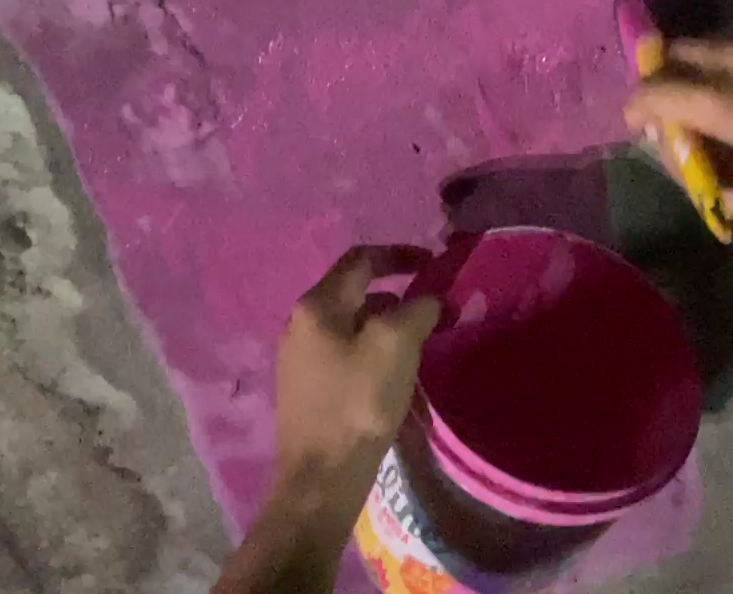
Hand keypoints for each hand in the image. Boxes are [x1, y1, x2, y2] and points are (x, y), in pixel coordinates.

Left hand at [275, 246, 440, 473]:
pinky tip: (394, 370)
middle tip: (432, 307)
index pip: (362, 259)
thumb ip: (419, 307)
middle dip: (398, 292)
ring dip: (388, 322)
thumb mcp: (398, 342)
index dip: (400, 254)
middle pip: (356, 290)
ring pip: (353, 322)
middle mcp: (300, 324)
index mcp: (317, 305)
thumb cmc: (359, 401)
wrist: (321, 480)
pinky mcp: (306, 388)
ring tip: (420, 340)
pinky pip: (345, 350)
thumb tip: (429, 300)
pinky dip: (374, 347)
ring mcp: (299, 358)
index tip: (433, 264)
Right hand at [624, 38, 732, 238]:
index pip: (652, 89)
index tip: (639, 122)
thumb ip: (684, 165)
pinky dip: (732, 52)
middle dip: (663, 79)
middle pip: (674, 52)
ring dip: (697, 63)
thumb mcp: (730, 194)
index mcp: (719, 101)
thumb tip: (660, 139)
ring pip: (708, 40)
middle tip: (673, 105)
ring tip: (710, 90)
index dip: (636, 107)